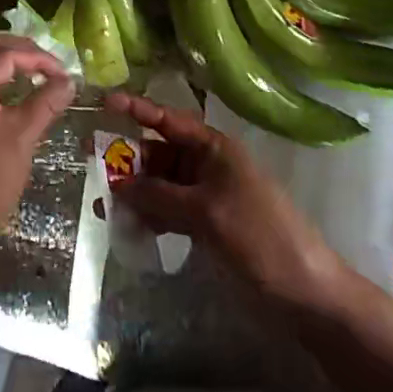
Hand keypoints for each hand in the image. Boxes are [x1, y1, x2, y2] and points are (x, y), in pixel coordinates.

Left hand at [0, 36, 75, 249]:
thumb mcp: (24, 135)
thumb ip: (47, 101)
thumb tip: (70, 80)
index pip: (7, 55)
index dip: (39, 59)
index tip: (65, 73)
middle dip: (25, 52)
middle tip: (53, 64)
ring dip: (15, 63)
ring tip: (43, 71)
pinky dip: (5, 78)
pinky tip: (25, 89)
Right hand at [104, 92, 338, 296]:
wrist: (304, 289)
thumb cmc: (258, 236)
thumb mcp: (206, 213)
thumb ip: (159, 196)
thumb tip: (117, 185)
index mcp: (214, 148)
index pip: (170, 121)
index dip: (137, 110)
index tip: (105, 101)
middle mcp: (208, 165)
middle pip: (159, 153)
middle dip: (127, 159)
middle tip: (88, 164)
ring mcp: (207, 196)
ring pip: (160, 185)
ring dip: (134, 192)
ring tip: (99, 203)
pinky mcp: (206, 224)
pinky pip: (169, 210)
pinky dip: (150, 216)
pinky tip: (127, 226)